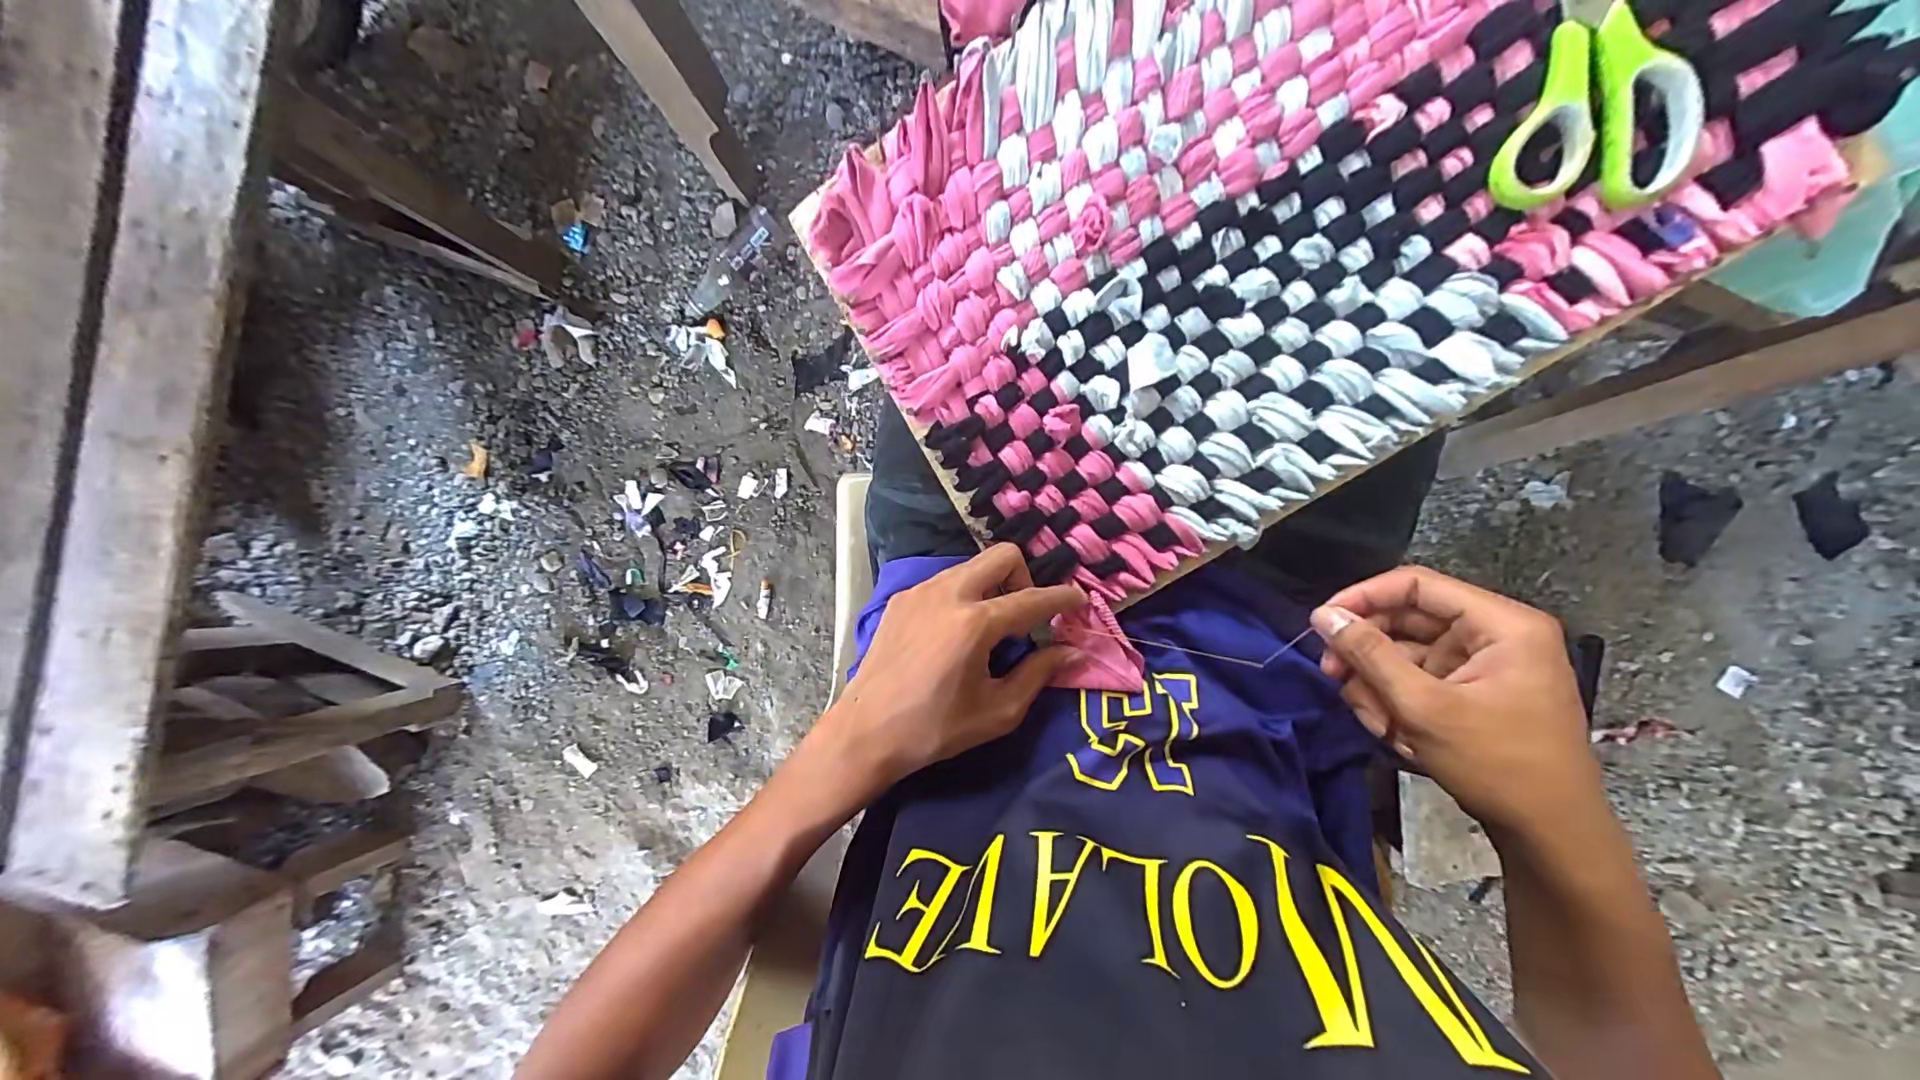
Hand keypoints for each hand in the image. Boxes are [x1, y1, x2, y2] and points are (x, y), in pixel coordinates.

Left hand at [810, 544, 1084, 798]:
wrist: (866, 731)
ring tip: (988, 629)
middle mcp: (948, 593)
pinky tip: (955, 632)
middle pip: (1003, 555)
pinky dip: (963, 595)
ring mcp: (920, 591)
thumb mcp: (998, 711)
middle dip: (1025, 578)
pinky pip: (945, 581)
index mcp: (975, 622)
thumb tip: (1071, 652)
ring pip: (972, 566)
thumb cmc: (935, 728)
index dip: (1063, 598)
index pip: (1033, 598)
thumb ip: (1039, 674)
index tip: (1079, 600)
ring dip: (992, 586)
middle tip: (1023, 619)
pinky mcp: (901, 598)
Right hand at [1311, 566, 1602, 835]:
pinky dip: (1393, 700)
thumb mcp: (1423, 706)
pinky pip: (1414, 677)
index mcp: (1502, 625)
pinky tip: (1391, 730)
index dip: (1362, 597)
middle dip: (1365, 650)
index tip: (1322, 622)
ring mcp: (1480, 663)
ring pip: (1402, 651)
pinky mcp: (1468, 689)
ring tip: (1375, 720)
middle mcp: (1493, 634)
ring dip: (1376, 683)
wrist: (1550, 834)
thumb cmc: (1497, 764)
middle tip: (1331, 674)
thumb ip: (1369, 654)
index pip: (1415, 585)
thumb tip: (1323, 615)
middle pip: (1404, 619)